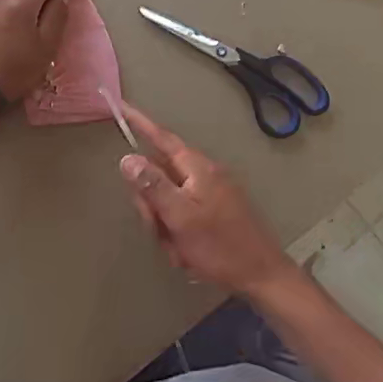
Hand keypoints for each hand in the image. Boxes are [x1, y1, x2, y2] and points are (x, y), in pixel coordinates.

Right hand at [118, 106, 299, 295]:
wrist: (261, 275)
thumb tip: (127, 157)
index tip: (121, 106)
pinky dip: (179, 237)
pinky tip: (188, 255)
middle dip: (152, 207)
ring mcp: (209, 194)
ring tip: (180, 249)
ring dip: (166, 228)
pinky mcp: (213, 212)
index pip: (162, 138)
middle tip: (160, 229)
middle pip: (159, 177)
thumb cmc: (220, 246)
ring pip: (168, 202)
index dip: (140, 123)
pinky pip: (182, 217)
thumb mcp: (180, 216)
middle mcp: (204, 175)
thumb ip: (153, 186)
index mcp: (197, 168)